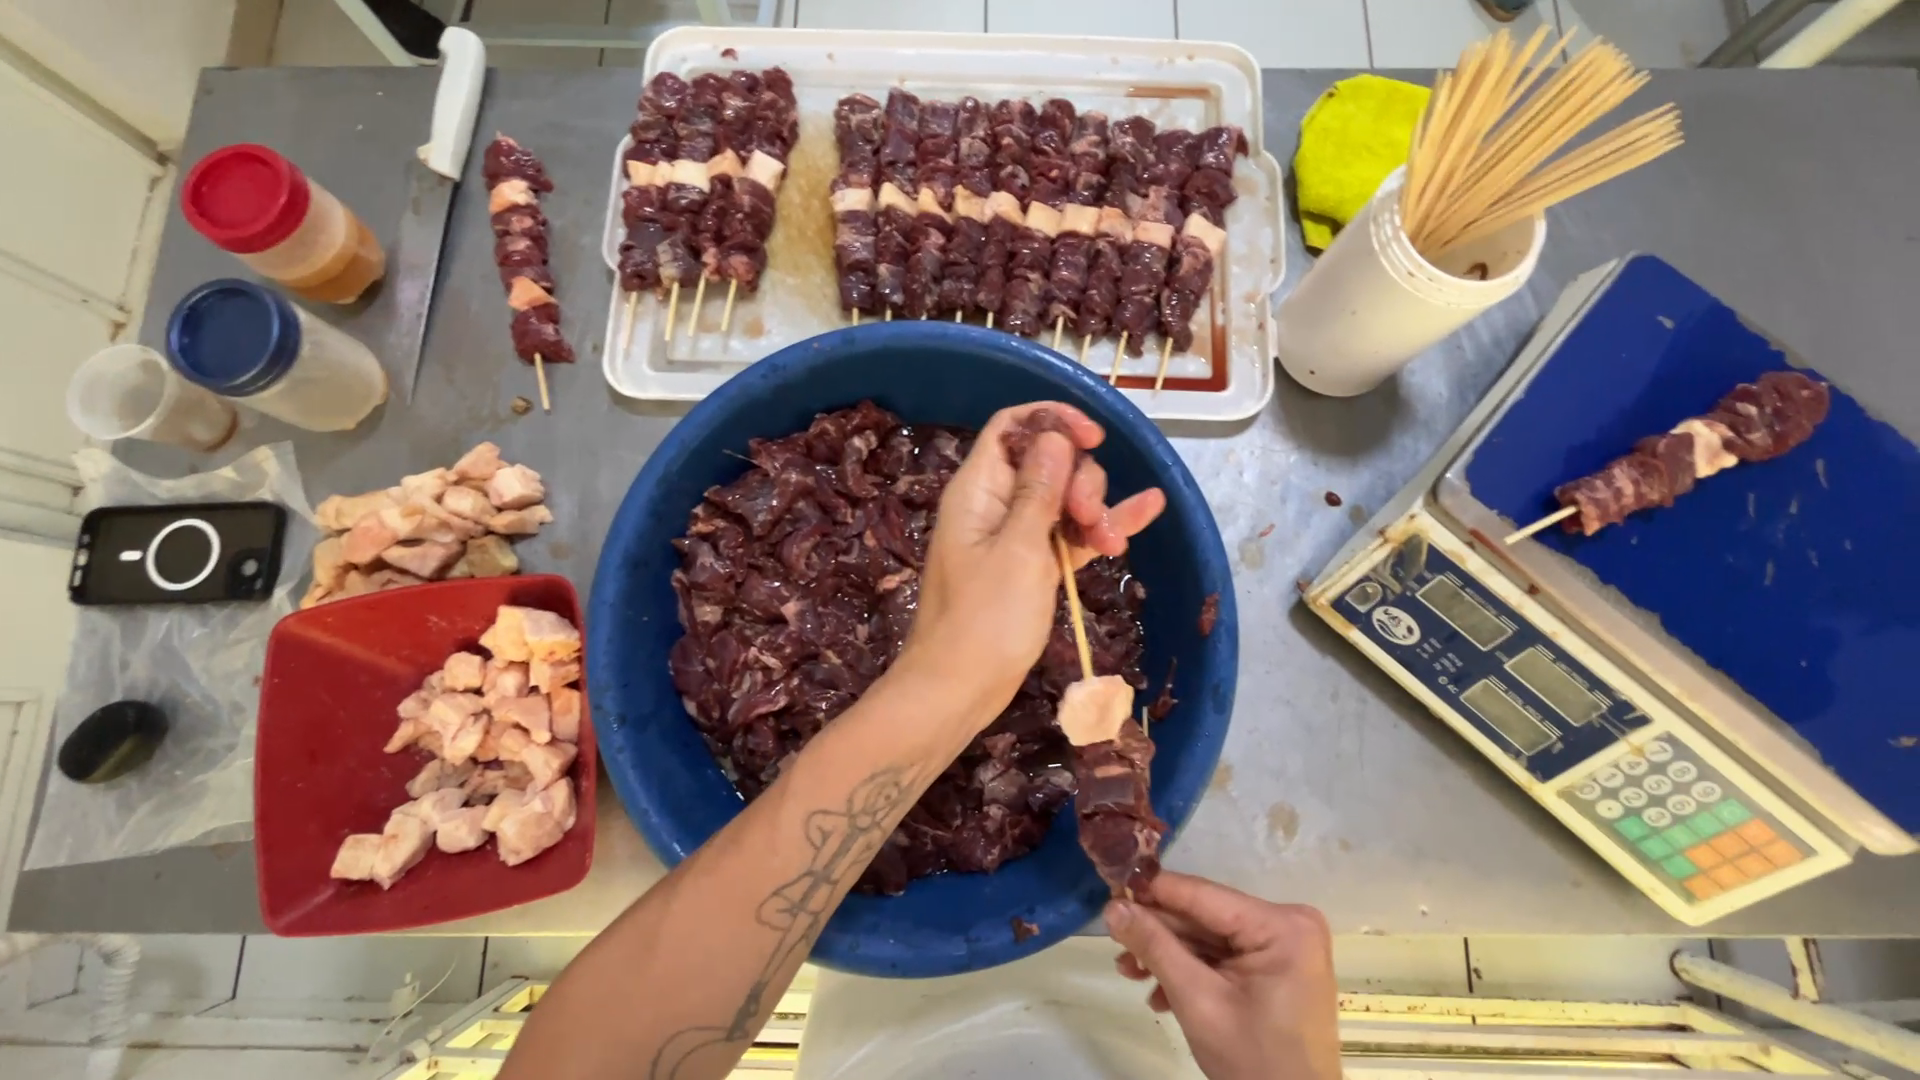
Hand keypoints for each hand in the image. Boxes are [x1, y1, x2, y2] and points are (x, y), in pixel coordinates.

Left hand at [899, 402, 1164, 722]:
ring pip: (1065, 500)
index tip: (1093, 437)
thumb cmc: (984, 620)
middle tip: (1090, 519)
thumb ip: (1039, 491)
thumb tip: (1053, 435)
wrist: (959, 689)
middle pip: (1049, 462)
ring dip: (1096, 512)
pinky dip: (1099, 529)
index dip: (1052, 421)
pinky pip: (1070, 535)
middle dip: (1082, 480)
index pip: (1012, 427)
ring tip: (1112, 546)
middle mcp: (996, 504)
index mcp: (979, 489)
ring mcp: (1016, 536)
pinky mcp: (1033, 566)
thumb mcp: (1018, 550)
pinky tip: (1146, 511)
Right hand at [1107, 873, 1340, 1079]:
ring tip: (1128, 971)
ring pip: (1207, 935)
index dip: (1151, 890)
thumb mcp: (1197, 1001)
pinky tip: (1159, 992)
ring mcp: (1283, 945)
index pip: (1201, 894)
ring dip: (1168, 954)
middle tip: (1114, 940)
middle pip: (1203, 916)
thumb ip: (1154, 946)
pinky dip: (1190, 969)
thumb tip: (1111, 907)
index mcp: (1280, 925)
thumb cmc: (1254, 1064)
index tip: (1110, 890)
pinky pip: (1222, 954)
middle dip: (1157, 933)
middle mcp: (1287, 922)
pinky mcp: (1275, 965)